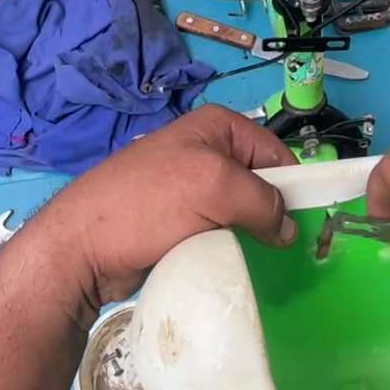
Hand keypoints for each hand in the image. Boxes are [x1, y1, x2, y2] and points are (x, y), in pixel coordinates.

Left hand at [28, 104, 297, 311]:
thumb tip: (289, 229)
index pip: (276, 153)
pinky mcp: (179, 220)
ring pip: (241, 211)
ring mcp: (190, 187)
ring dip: (250, 234)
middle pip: (260, 183)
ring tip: (259, 259)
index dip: (293, 186)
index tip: (307, 223)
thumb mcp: (213, 188)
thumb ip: (262, 202)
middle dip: (272, 213)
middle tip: (285, 248)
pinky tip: (232, 263)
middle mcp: (206, 151)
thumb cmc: (148, 204)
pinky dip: (230, 246)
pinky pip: (220, 231)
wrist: (81, 247)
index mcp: (218, 127)